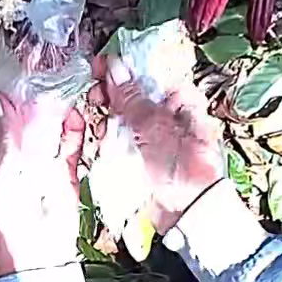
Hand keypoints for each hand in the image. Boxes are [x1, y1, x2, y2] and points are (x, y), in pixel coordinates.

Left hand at [0, 93, 85, 274]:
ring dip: (58, 115)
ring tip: (64, 92)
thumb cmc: (14, 228)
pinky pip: (72, 150)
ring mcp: (44, 169)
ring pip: (52, 133)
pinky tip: (77, 118)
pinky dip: (76, 134)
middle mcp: (20, 162)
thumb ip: (6, 142)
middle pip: (29, 123)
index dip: (8, 99)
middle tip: (47, 75)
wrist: (41, 260)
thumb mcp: (5, 181)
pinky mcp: (66, 178)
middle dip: (37, 101)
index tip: (17, 75)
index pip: (0, 123)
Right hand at [95, 56, 225, 231]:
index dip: (121, 70)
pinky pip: (122, 141)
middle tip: (96, 98)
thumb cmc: (183, 170)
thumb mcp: (154, 127)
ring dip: (110, 121)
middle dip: (111, 97)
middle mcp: (170, 116)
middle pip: (133, 96)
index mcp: (181, 100)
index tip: (98, 68)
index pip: (147, 73)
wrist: (186, 213)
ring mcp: (156, 138)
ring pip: (124, 118)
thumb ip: (131, 98)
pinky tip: (106, 143)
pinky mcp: (145, 158)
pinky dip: (112, 141)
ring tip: (104, 128)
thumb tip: (115, 67)